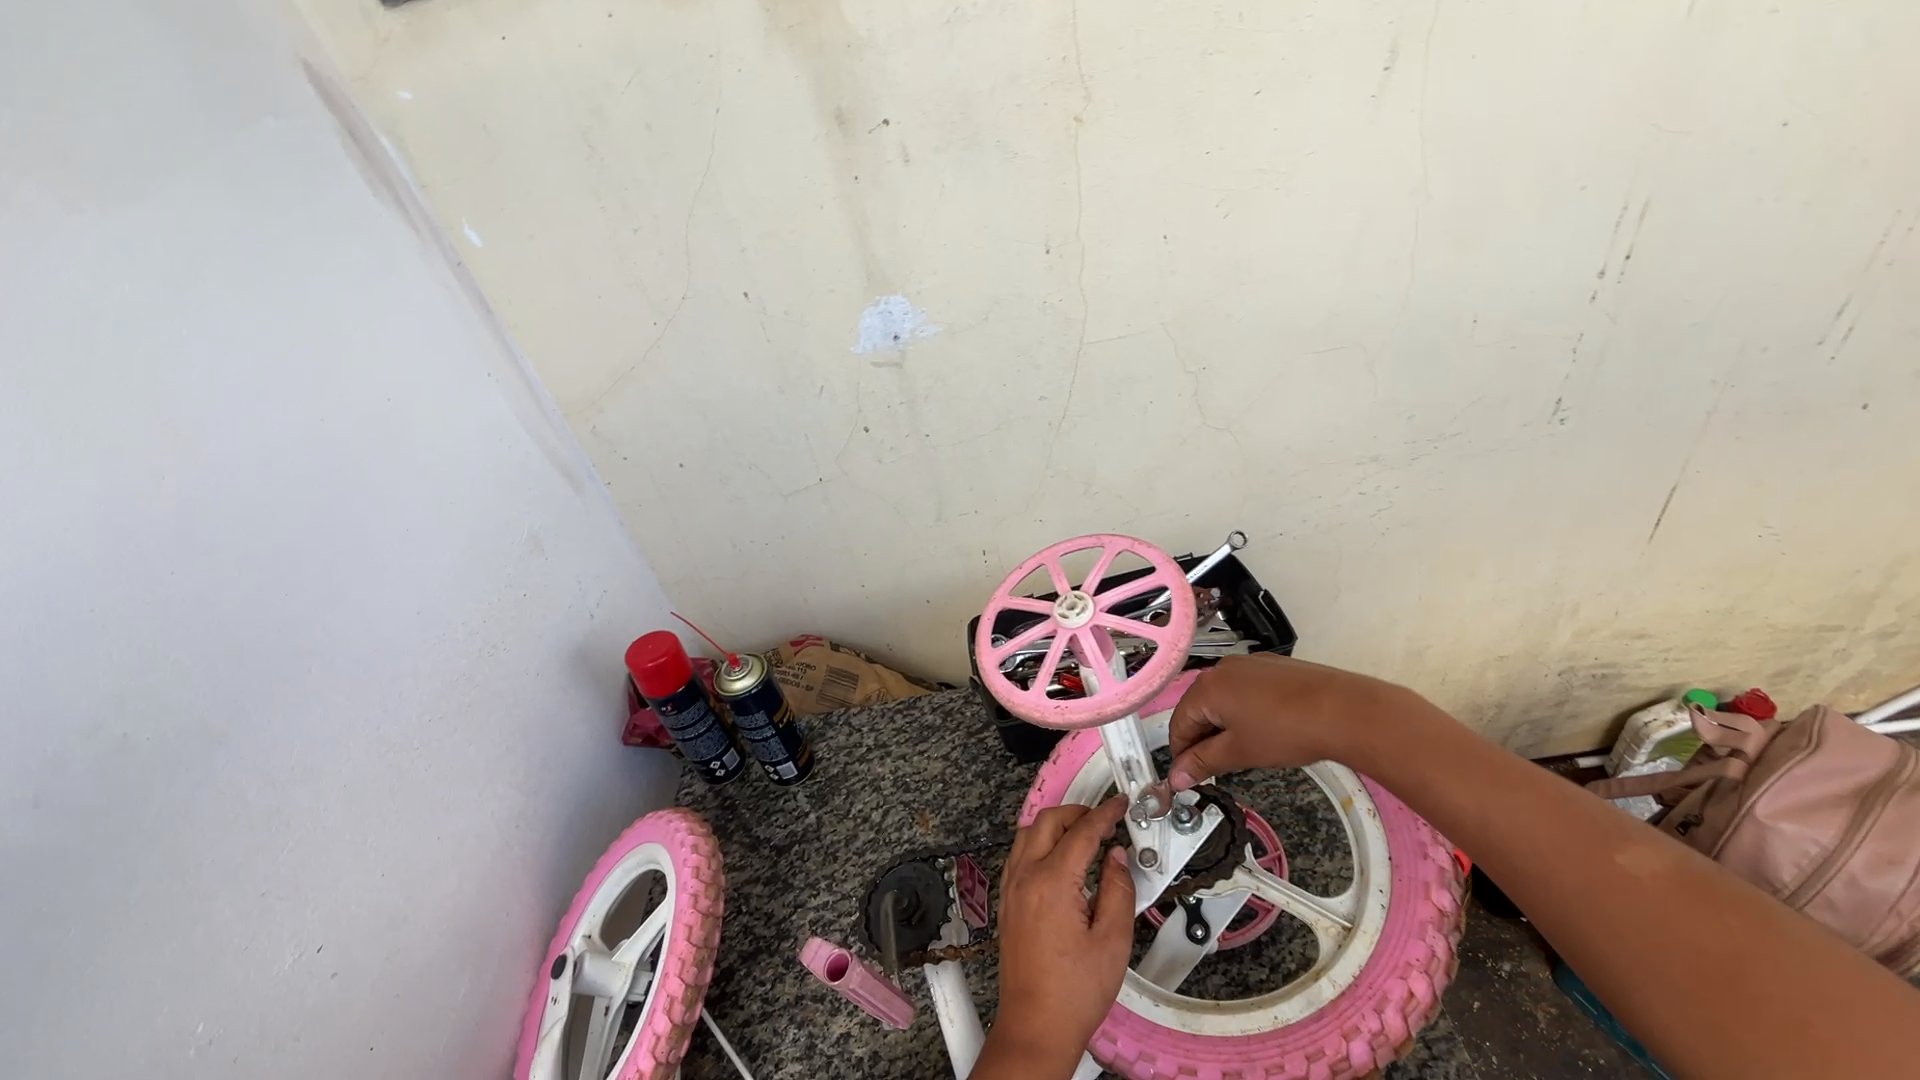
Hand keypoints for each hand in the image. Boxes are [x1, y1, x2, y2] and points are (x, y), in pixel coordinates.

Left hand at [986, 798, 1134, 1070]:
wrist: (1036, 1026)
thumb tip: (1118, 860)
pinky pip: (1019, 855)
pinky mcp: (1007, 903)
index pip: (1081, 832)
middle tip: (1103, 818)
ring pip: (1027, 833)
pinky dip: (1040, 843)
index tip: (1119, 806)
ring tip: (1084, 834)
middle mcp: (1025, 879)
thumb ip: (1119, 891)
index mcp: (1052, 883)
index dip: (1105, 814)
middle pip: (1047, 821)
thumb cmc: (1072, 994)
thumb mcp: (1113, 941)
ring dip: (1056, 824)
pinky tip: (1060, 857)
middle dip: (1077, 812)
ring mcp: (1011, 890)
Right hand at [1167, 654, 1421, 789]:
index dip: (1182, 754)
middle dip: (1204, 739)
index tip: (1188, 776)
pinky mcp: (1273, 667)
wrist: (1345, 711)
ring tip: (1247, 750)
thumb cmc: (1288, 731)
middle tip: (1219, 767)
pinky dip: (1246, 710)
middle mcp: (1223, 669)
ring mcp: (1250, 664)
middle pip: (1199, 708)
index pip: (1179, 724)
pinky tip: (1266, 729)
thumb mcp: (1238, 753)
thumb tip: (1176, 777)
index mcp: (1207, 687)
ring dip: (1225, 725)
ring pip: (1224, 699)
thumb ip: (1202, 763)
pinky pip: (1246, 690)